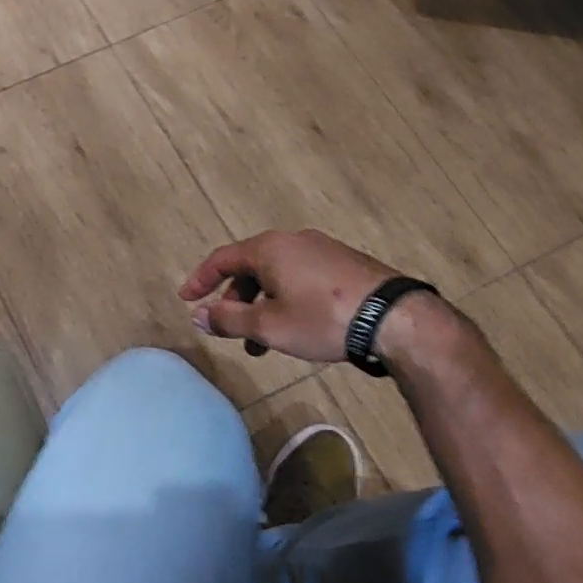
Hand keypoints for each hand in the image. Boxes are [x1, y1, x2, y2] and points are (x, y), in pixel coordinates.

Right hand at [179, 229, 399, 362]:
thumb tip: (199, 315)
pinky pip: (301, 278)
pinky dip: (286, 300)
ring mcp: (323, 250)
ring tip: (263, 342)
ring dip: (262, 306)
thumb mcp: (268, 327)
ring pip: (277, 276)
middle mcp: (293, 240)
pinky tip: (295, 328)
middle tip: (230, 330)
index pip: (222, 259)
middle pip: (250, 267)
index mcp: (269, 248)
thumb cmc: (322, 319)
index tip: (187, 300)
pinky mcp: (346, 264)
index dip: (200, 280)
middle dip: (235, 301)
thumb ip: (229, 320)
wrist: (395, 319)